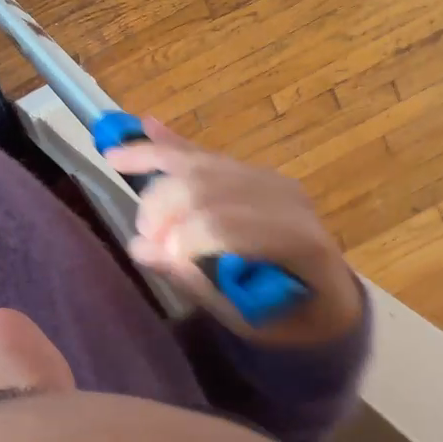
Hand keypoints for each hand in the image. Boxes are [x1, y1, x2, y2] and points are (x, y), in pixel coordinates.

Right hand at [104, 120, 362, 345]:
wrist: (327, 298)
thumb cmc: (291, 317)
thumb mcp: (249, 319)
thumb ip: (196, 283)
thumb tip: (139, 249)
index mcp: (298, 241)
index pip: (228, 224)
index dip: (185, 235)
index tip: (159, 254)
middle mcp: (285, 199)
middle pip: (206, 185)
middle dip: (162, 204)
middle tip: (142, 235)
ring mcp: (267, 178)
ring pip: (197, 161)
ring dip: (151, 159)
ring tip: (115, 165)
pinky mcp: (250, 169)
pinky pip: (201, 152)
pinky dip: (168, 142)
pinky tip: (143, 123)